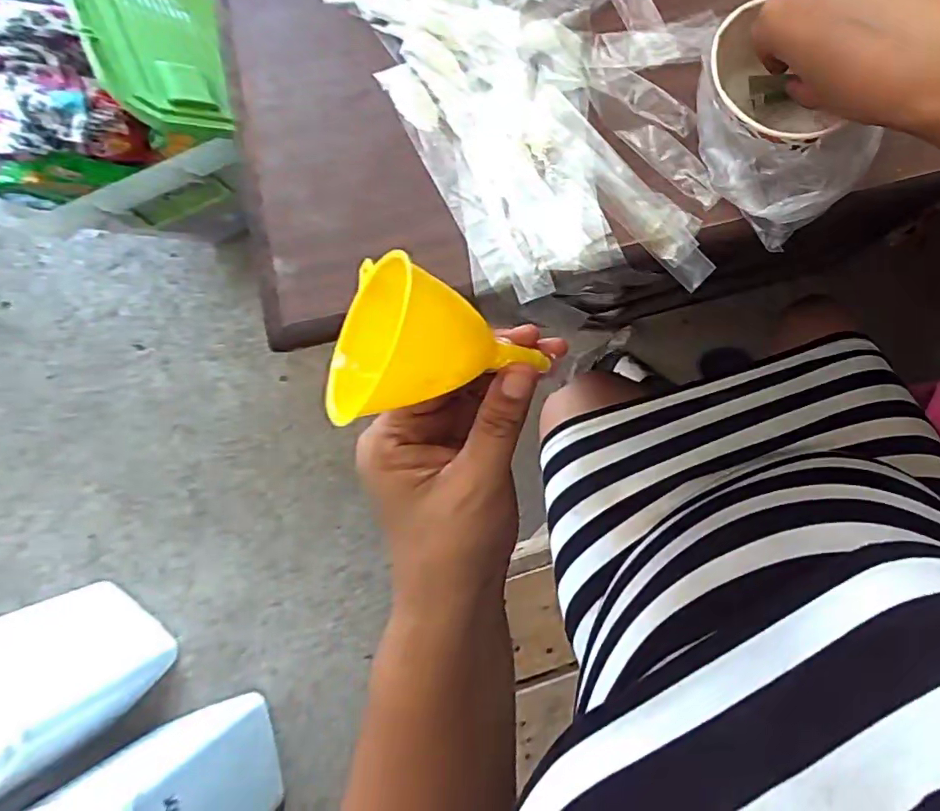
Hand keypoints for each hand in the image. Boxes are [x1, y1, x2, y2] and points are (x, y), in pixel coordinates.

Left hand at [354, 326, 566, 610]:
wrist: (456, 601)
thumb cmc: (453, 548)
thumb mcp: (479, 478)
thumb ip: (500, 418)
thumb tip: (524, 366)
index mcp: (390, 436)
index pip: (430, 375)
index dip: (473, 350)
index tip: (518, 337)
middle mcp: (407, 431)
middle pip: (452, 377)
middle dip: (498, 358)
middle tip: (542, 342)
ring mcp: (432, 439)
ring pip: (471, 390)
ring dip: (509, 372)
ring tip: (549, 353)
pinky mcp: (457, 448)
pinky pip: (482, 410)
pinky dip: (509, 394)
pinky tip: (535, 377)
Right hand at [751, 0, 939, 136]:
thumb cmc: (875, 92)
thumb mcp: (825, 101)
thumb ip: (801, 82)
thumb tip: (802, 75)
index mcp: (778, 17)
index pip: (765, 32)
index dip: (780, 52)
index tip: (795, 63)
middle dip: (812, 14)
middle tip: (841, 41)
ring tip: (876, 17)